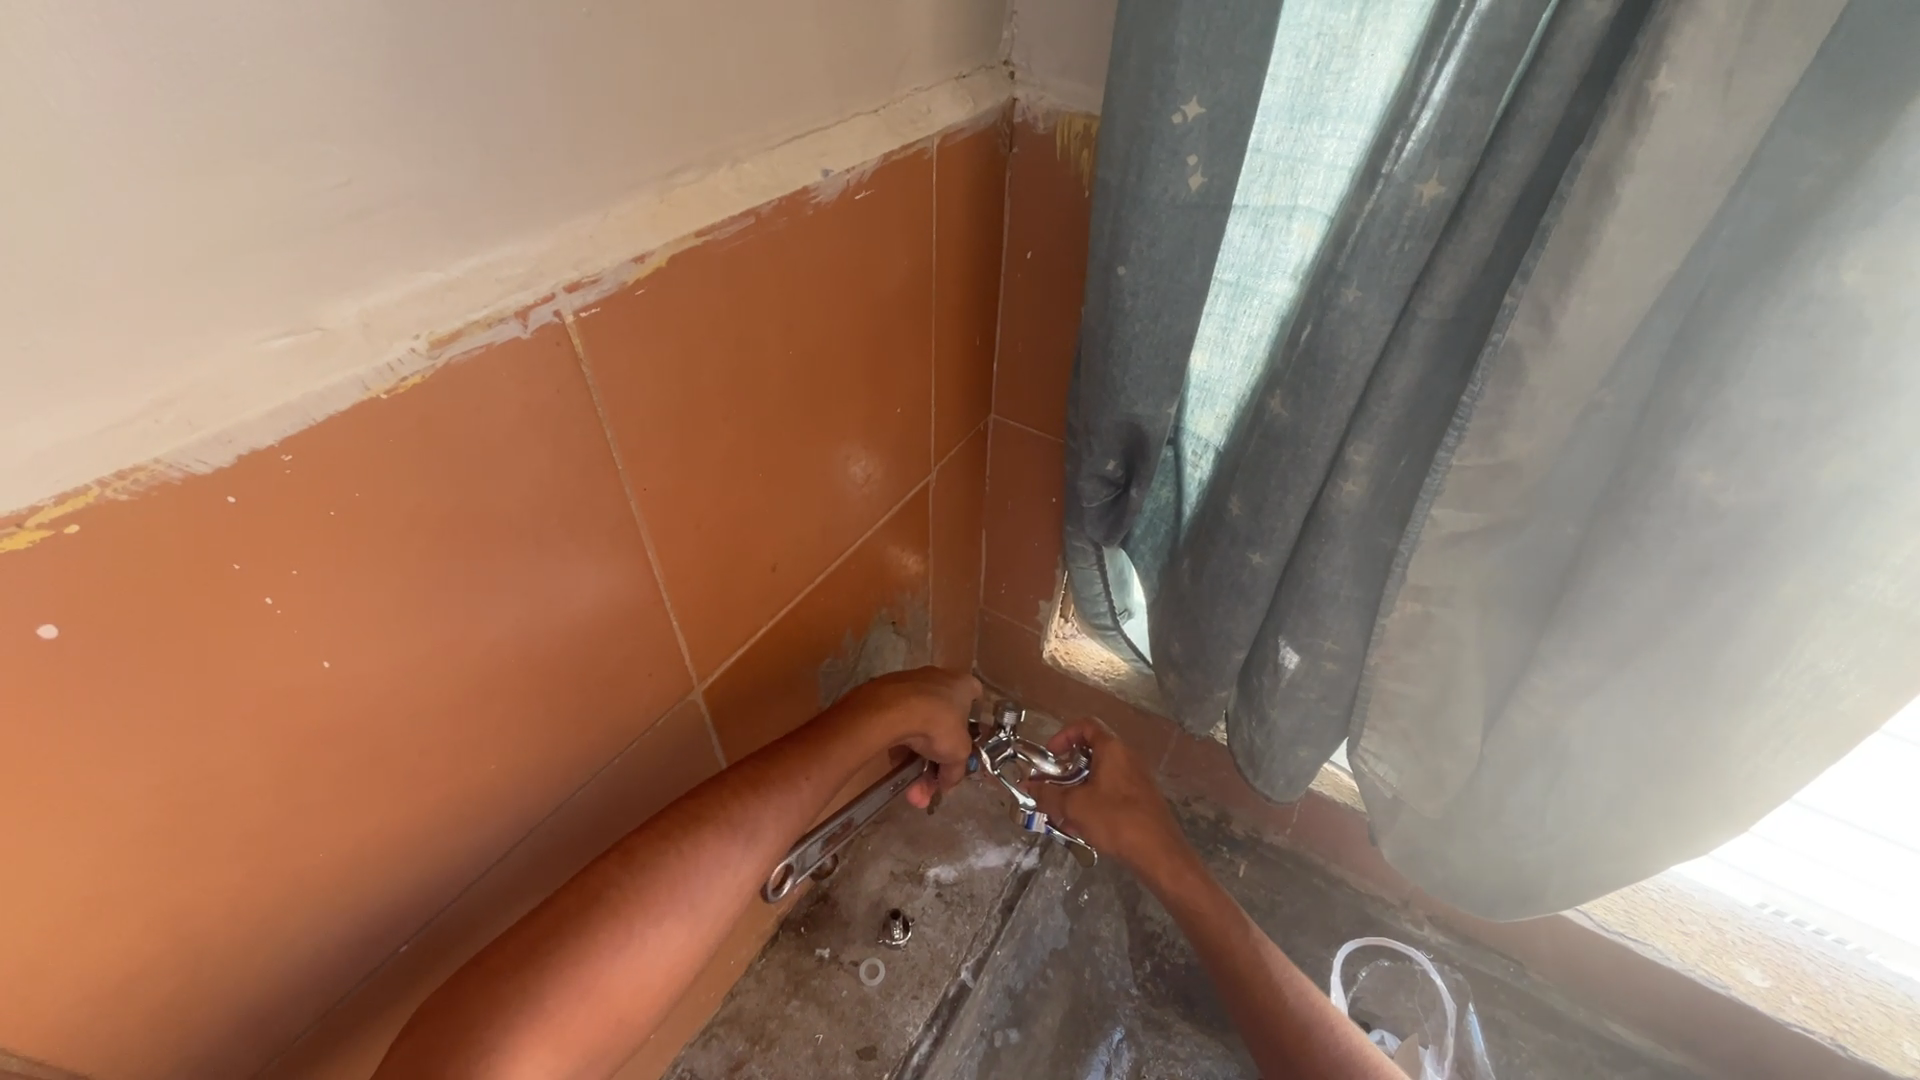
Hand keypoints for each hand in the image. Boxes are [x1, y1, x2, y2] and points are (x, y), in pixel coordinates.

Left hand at [835, 666, 979, 807]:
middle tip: (928, 776)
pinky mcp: (886, 691)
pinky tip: (893, 764)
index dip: (970, 715)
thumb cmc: (939, 724)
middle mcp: (938, 678)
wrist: (893, 710)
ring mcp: (910, 682)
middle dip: (935, 752)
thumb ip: (955, 770)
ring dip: (913, 753)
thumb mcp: (958, 754)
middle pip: (941, 717)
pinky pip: (896, 721)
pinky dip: (896, 742)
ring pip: (916, 722)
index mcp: (963, 685)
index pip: (975, 694)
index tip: (963, 735)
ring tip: (907, 779)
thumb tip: (947, 783)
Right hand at [1023, 719, 1185, 870]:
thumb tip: (1027, 786)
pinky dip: (1093, 802)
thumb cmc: (1115, 819)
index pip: (1085, 725)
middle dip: (1067, 770)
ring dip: (1078, 790)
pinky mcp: (1141, 800)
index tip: (1050, 755)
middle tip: (1052, 786)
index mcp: (1112, 749)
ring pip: (1100, 776)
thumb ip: (1047, 794)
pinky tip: (1082, 827)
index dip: (1063, 735)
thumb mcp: (1074, 805)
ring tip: (1062, 813)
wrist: (1159, 853)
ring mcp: (1137, 779)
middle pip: (1091, 752)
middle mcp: (1127, 758)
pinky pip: (1111, 792)